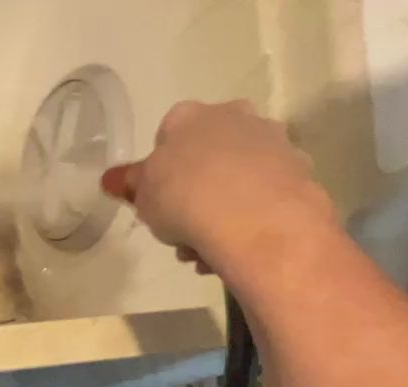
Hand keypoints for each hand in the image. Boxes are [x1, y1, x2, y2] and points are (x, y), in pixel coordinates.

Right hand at [101, 101, 338, 280]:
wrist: (252, 216)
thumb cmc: (184, 198)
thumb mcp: (141, 195)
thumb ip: (128, 184)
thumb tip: (110, 177)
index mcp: (189, 118)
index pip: (167, 135)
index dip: (160, 170)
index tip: (158, 201)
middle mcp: (233, 116)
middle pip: (206, 154)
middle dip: (194, 190)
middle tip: (181, 227)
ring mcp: (270, 140)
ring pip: (235, 177)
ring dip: (219, 210)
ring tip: (204, 249)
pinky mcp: (297, 168)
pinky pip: (261, 195)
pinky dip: (247, 218)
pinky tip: (232, 246)